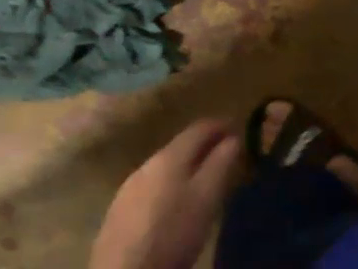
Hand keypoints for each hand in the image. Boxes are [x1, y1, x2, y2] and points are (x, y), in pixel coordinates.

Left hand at [91, 118, 242, 268]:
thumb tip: (233, 138)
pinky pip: (151, 188)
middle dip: (205, 147)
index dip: (222, 125)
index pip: (200, 127)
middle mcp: (146, 164)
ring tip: (202, 183)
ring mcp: (128, 189)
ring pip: (165, 168)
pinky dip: (169, 187)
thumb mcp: (207, 198)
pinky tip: (173, 207)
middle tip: (225, 158)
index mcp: (169, 156)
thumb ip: (222, 164)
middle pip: (181, 146)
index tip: (240, 130)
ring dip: (186, 168)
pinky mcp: (118, 213)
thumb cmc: (172, 233)